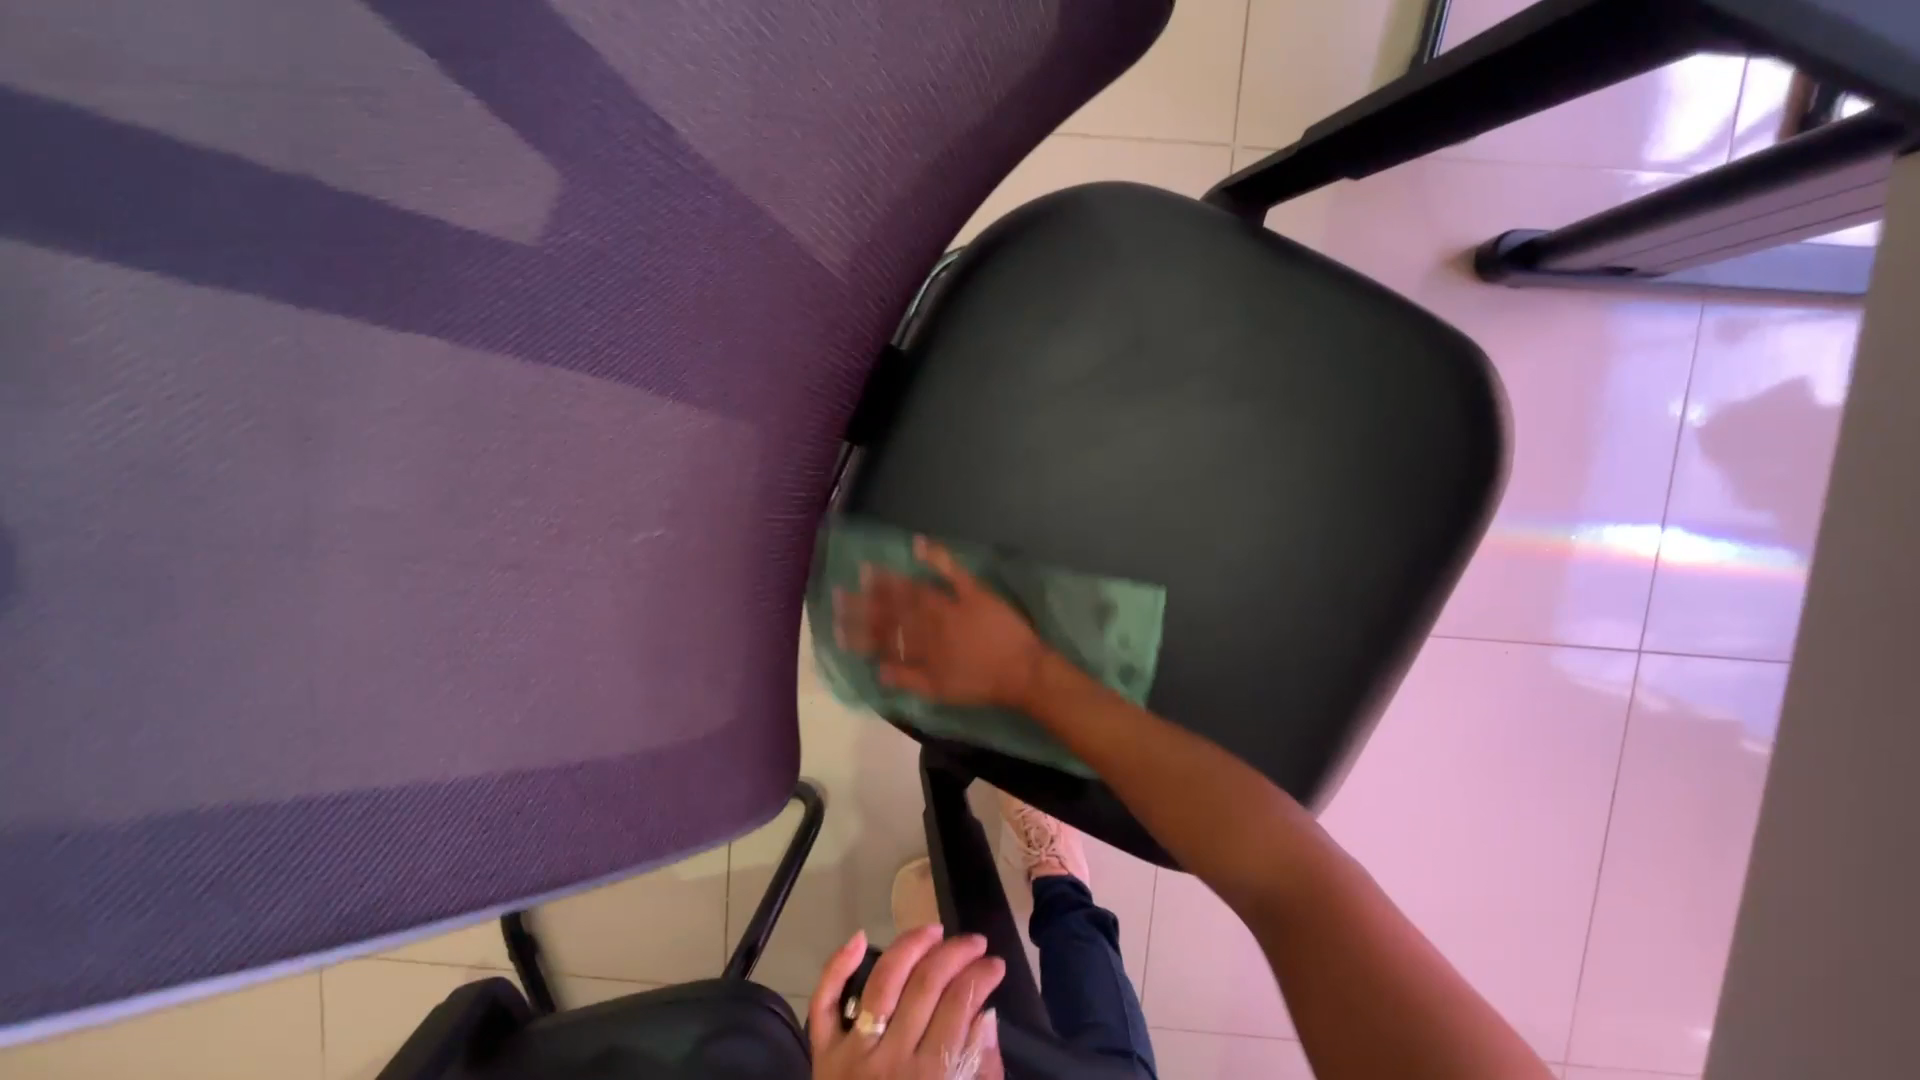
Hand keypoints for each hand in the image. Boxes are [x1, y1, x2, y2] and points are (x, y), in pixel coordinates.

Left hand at [809, 926, 1005, 1079]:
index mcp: (931, 1079)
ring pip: (884, 980)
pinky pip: (825, 1003)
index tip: (996, 964)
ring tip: (934, 930)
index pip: (960, 1005)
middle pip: (927, 984)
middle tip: (975, 942)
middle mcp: (890, 1058)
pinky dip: (838, 967)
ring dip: (911, 946)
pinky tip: (861, 939)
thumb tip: (985, 1014)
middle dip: (956, 953)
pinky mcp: (822, 1054)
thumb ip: (980, 1070)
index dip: (982, 976)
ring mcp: (853, 1052)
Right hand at [833, 536, 1046, 707]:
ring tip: (867, 570)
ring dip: (888, 581)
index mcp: (921, 650)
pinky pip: (951, 571)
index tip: (836, 624)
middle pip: (891, 613)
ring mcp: (950, 606)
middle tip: (839, 592)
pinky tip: (918, 544)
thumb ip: (907, 679)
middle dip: (862, 604)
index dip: (857, 632)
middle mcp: (930, 625)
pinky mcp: (973, 592)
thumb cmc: (981, 685)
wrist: (1022, 673)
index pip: (882, 639)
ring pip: (912, 591)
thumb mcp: (939, 691)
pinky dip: (935, 556)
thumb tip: (877, 669)